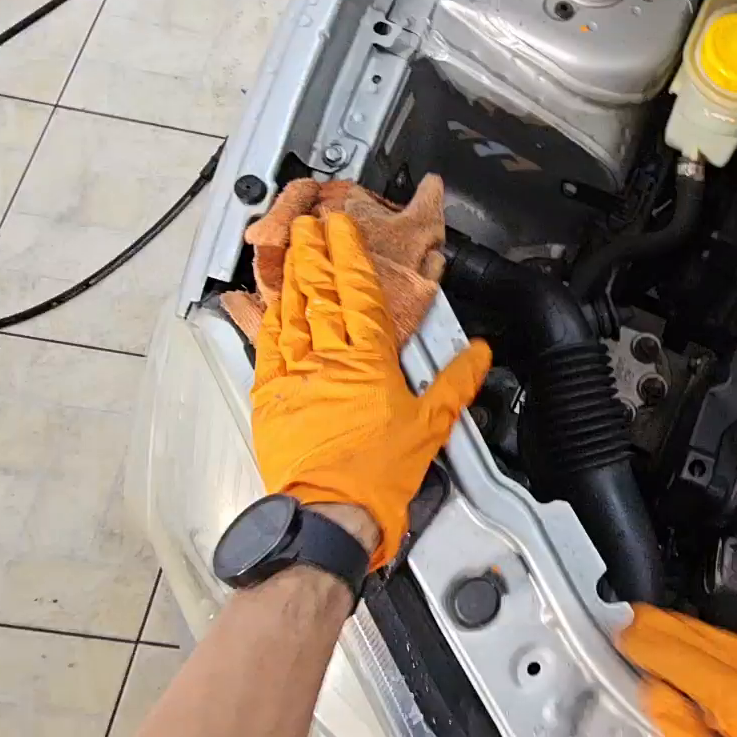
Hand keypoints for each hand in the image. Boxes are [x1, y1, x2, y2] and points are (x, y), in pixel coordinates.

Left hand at [251, 212, 491, 569]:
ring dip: (289, 275)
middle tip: (309, 222)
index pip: (359, 293)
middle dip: (314, 252)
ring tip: (287, 247)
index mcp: (368, 360)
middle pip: (319, 292)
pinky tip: (256, 301)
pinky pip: (264, 346)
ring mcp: (293, 374)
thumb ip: (457, 381)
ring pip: (289, 311)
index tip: (344, 227)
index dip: (350, 255)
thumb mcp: (430, 424)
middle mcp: (327, 358)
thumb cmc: (377, 472)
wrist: (329, 514)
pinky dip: (260, 318)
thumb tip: (480, 352)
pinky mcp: (270, 396)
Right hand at [620, 605, 736, 736]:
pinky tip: (711, 666)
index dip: (661, 647)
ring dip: (705, 641)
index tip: (631, 632)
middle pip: (731, 651)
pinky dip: (733, 662)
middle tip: (641, 620)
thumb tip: (660, 696)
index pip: (706, 668)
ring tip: (667, 631)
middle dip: (679, 632)